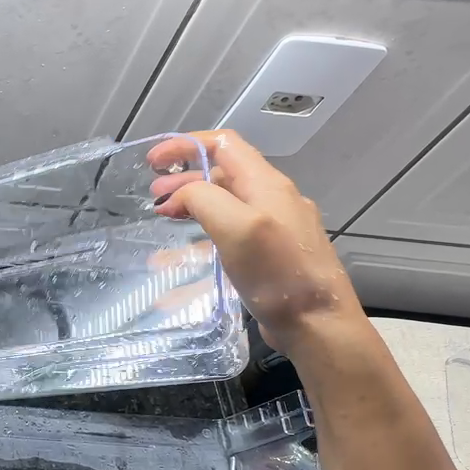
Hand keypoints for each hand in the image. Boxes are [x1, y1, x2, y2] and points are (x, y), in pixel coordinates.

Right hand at [148, 130, 365, 359]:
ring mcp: (271, 228)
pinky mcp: (266, 256)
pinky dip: (197, 238)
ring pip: (222, 204)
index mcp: (266, 185)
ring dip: (188, 205)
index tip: (152, 161)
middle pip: (222, 173)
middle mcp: (271, 200)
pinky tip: (176, 258)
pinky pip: (225, 235)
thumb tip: (179, 195)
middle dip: (183, 178)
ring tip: (162, 219)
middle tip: (152, 196)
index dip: (185, 145)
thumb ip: (204, 199)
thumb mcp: (237, 226)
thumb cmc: (278, 274)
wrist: (317, 325)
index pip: (224, 144)